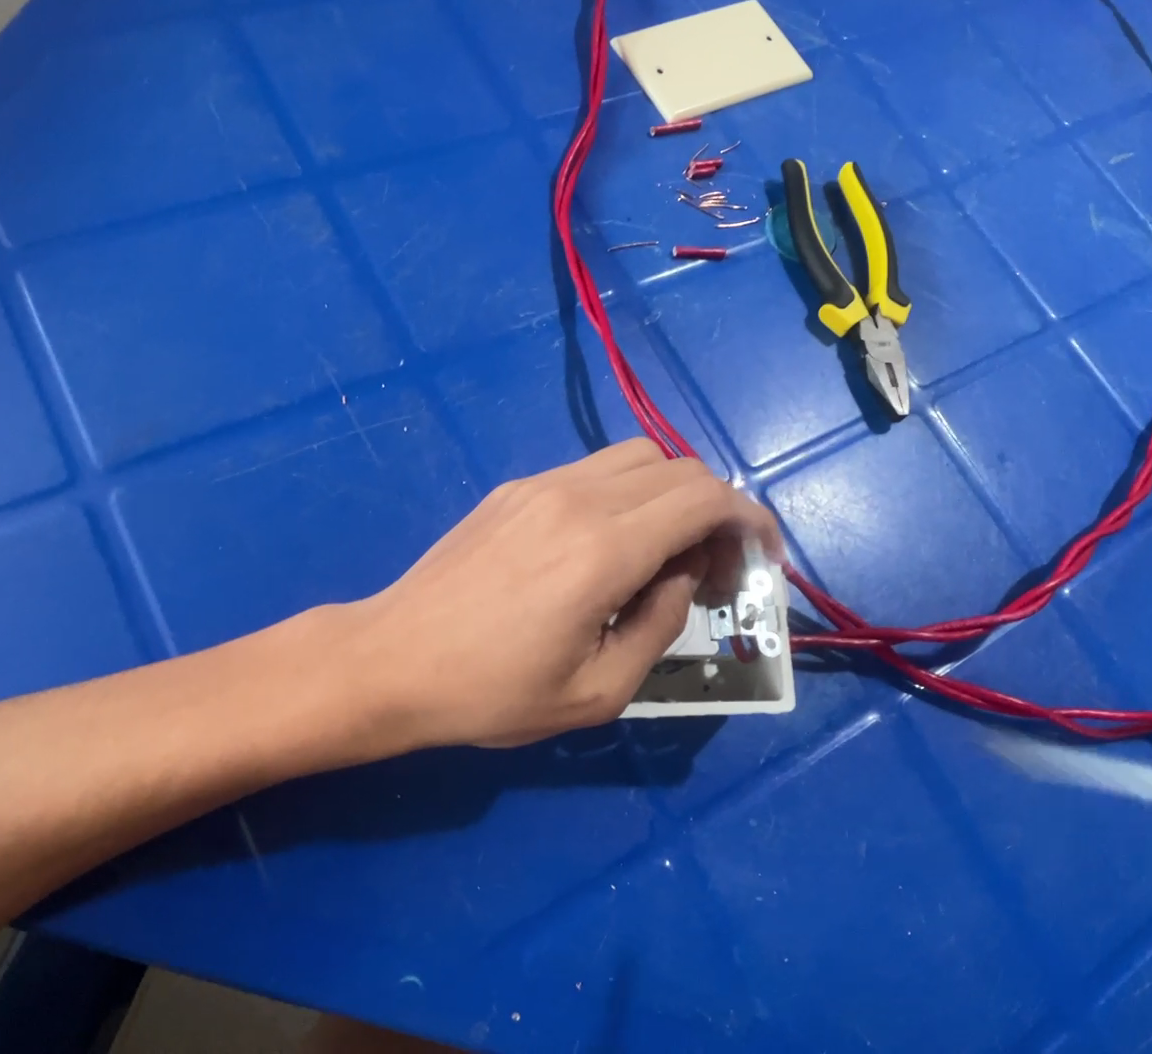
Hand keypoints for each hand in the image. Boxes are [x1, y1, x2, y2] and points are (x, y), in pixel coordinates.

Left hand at [345, 439, 783, 749]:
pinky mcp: (514, 489)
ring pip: (639, 459)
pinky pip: (594, 471)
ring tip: (662, 558)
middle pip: (681, 468)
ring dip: (672, 498)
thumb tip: (682, 577)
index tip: (760, 559)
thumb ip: (661, 627)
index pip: (707, 499)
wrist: (391, 660)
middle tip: (708, 574)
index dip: (750, 521)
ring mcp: (541, 485)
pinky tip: (607, 549)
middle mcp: (578, 498)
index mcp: (604, 550)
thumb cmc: (492, 692)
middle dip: (716, 512)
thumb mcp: (597, 691)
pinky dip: (628, 496)